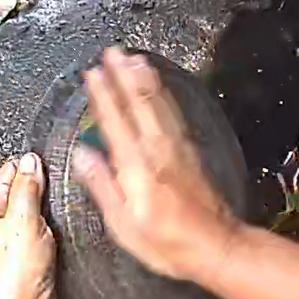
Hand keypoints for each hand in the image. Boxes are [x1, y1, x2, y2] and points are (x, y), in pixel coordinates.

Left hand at [0, 153, 57, 298]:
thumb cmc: (12, 276)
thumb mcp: (22, 222)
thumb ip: (27, 188)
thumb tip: (30, 160)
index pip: (10, 171)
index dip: (33, 166)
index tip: (54, 167)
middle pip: (25, 191)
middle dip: (45, 191)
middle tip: (63, 194)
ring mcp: (13, 240)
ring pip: (37, 213)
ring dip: (52, 213)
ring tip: (64, 215)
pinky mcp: (28, 257)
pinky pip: (45, 234)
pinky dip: (55, 232)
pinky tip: (64, 233)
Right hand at [71, 47, 244, 281]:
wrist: (215, 247)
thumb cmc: (168, 242)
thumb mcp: (124, 224)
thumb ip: (103, 185)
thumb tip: (82, 155)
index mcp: (138, 167)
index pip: (115, 121)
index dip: (103, 95)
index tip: (93, 73)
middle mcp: (158, 151)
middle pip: (138, 103)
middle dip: (124, 75)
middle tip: (112, 52)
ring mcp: (177, 149)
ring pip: (158, 104)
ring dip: (144, 79)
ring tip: (134, 58)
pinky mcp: (190, 152)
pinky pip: (173, 113)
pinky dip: (163, 95)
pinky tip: (158, 87)